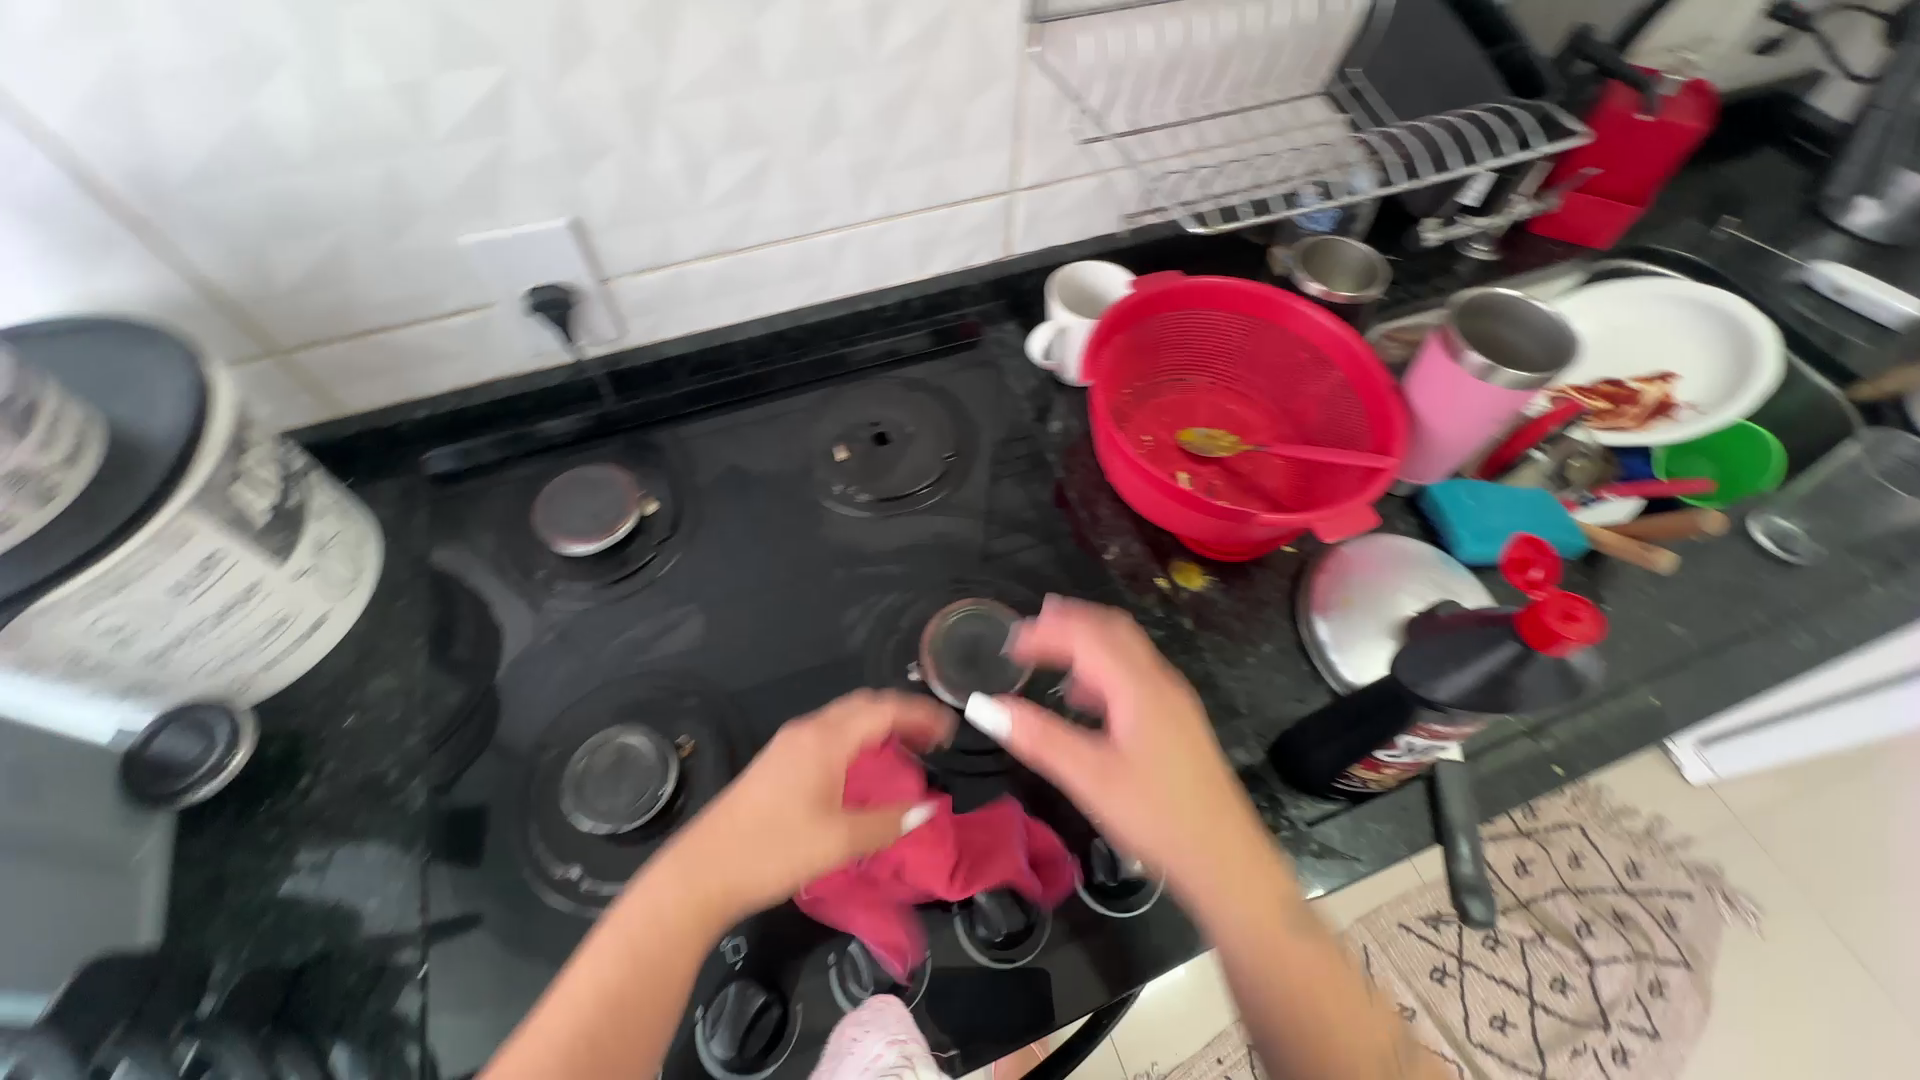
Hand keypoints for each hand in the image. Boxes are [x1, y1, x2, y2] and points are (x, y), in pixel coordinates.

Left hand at [662, 689, 954, 919]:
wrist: (700, 873)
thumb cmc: (773, 851)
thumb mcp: (840, 841)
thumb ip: (890, 821)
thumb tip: (930, 808)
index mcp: (825, 739)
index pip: (883, 709)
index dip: (921, 715)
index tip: (949, 731)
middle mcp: (806, 731)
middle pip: (863, 706)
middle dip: (902, 715)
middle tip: (933, 740)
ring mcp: (787, 746)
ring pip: (844, 720)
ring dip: (878, 727)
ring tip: (906, 753)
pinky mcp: (776, 764)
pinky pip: (828, 736)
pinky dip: (857, 741)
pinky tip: (864, 771)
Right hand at [964, 596, 1272, 897]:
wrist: (1226, 859)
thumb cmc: (1156, 816)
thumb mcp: (1089, 778)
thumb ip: (1037, 738)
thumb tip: (985, 706)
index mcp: (1139, 687)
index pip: (1086, 635)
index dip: (1044, 631)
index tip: (1006, 645)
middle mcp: (1161, 682)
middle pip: (1113, 629)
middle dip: (1070, 622)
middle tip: (1029, 630)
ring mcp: (1174, 702)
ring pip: (1127, 652)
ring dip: (1087, 643)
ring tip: (1049, 654)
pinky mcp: (1178, 723)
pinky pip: (1136, 677)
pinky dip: (1103, 670)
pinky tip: (1084, 700)